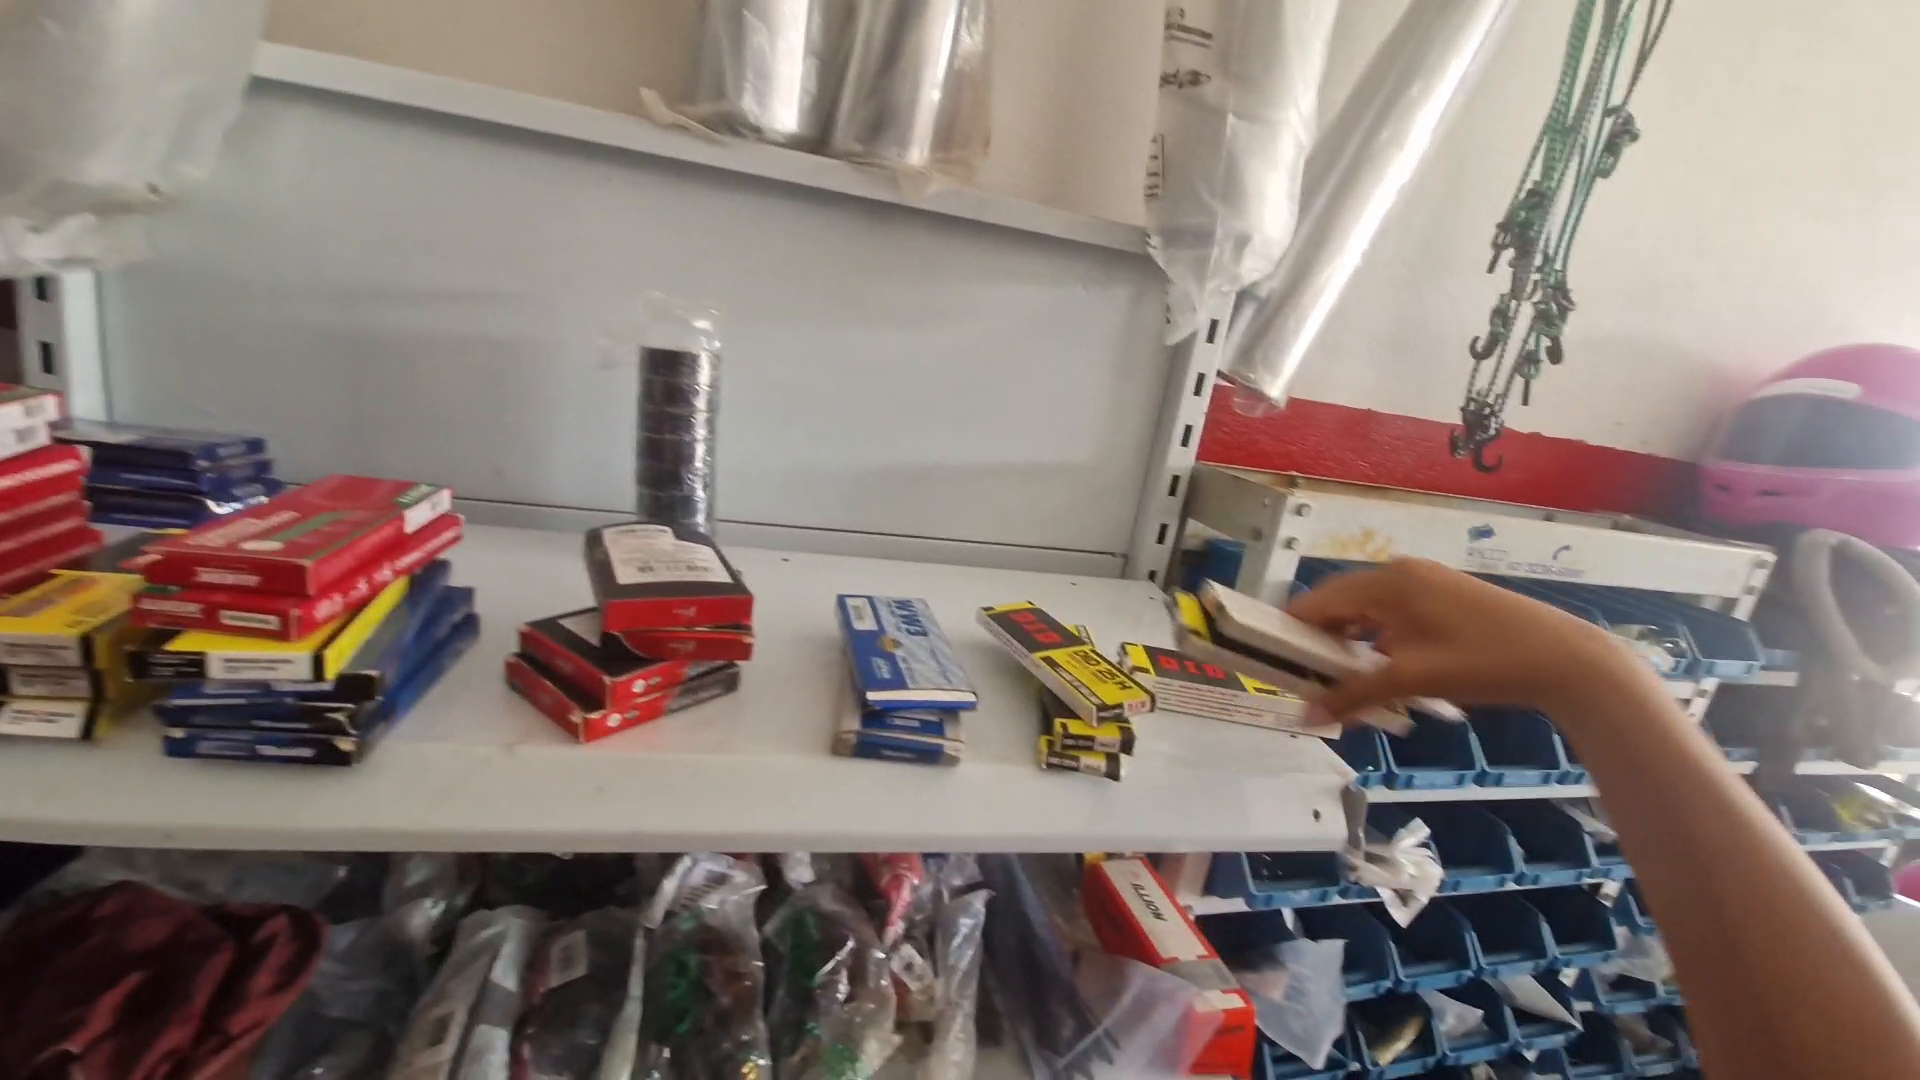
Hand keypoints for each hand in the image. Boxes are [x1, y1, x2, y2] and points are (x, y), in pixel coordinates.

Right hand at [1284, 558, 1653, 720]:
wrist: (1570, 661)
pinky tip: (1380, 665)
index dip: (1290, 630)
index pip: (1317, 600)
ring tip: (1341, 677)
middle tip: (1307, 677)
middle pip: (1338, 602)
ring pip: (1364, 608)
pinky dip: (1375, 636)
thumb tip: (1304, 716)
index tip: (1273, 661)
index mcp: (1386, 582)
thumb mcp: (1411, 680)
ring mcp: (1423, 580)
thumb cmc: (1483, 663)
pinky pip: (1389, 611)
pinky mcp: (1442, 594)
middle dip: (1318, 639)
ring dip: (1347, 640)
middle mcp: (1398, 572)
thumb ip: (1353, 695)